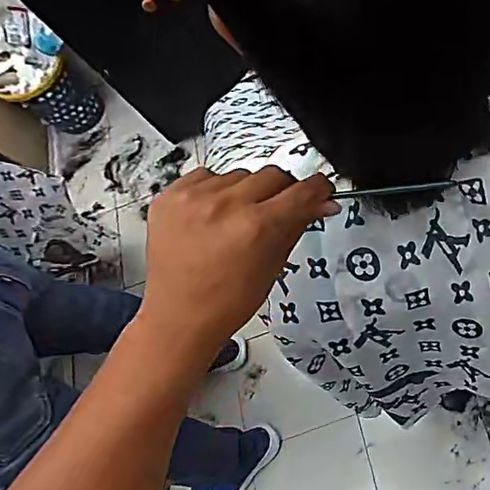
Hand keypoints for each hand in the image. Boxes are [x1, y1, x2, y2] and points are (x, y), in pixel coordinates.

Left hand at [136, 167, 336, 360]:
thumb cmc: (227, 301)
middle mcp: (224, 206)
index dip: (318, 189)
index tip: (320, 189)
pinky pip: (206, 176)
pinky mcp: (169, 197)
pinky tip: (217, 213)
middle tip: (281, 209)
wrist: (180, 315)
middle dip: (284, 190)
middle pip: (273, 175)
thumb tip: (320, 204)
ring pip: (241, 174)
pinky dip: (217, 190)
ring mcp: (193, 199)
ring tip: (241, 218)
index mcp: (256, 227)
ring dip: (249, 191)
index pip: (302, 191)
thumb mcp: (274, 264)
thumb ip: (298, 226)